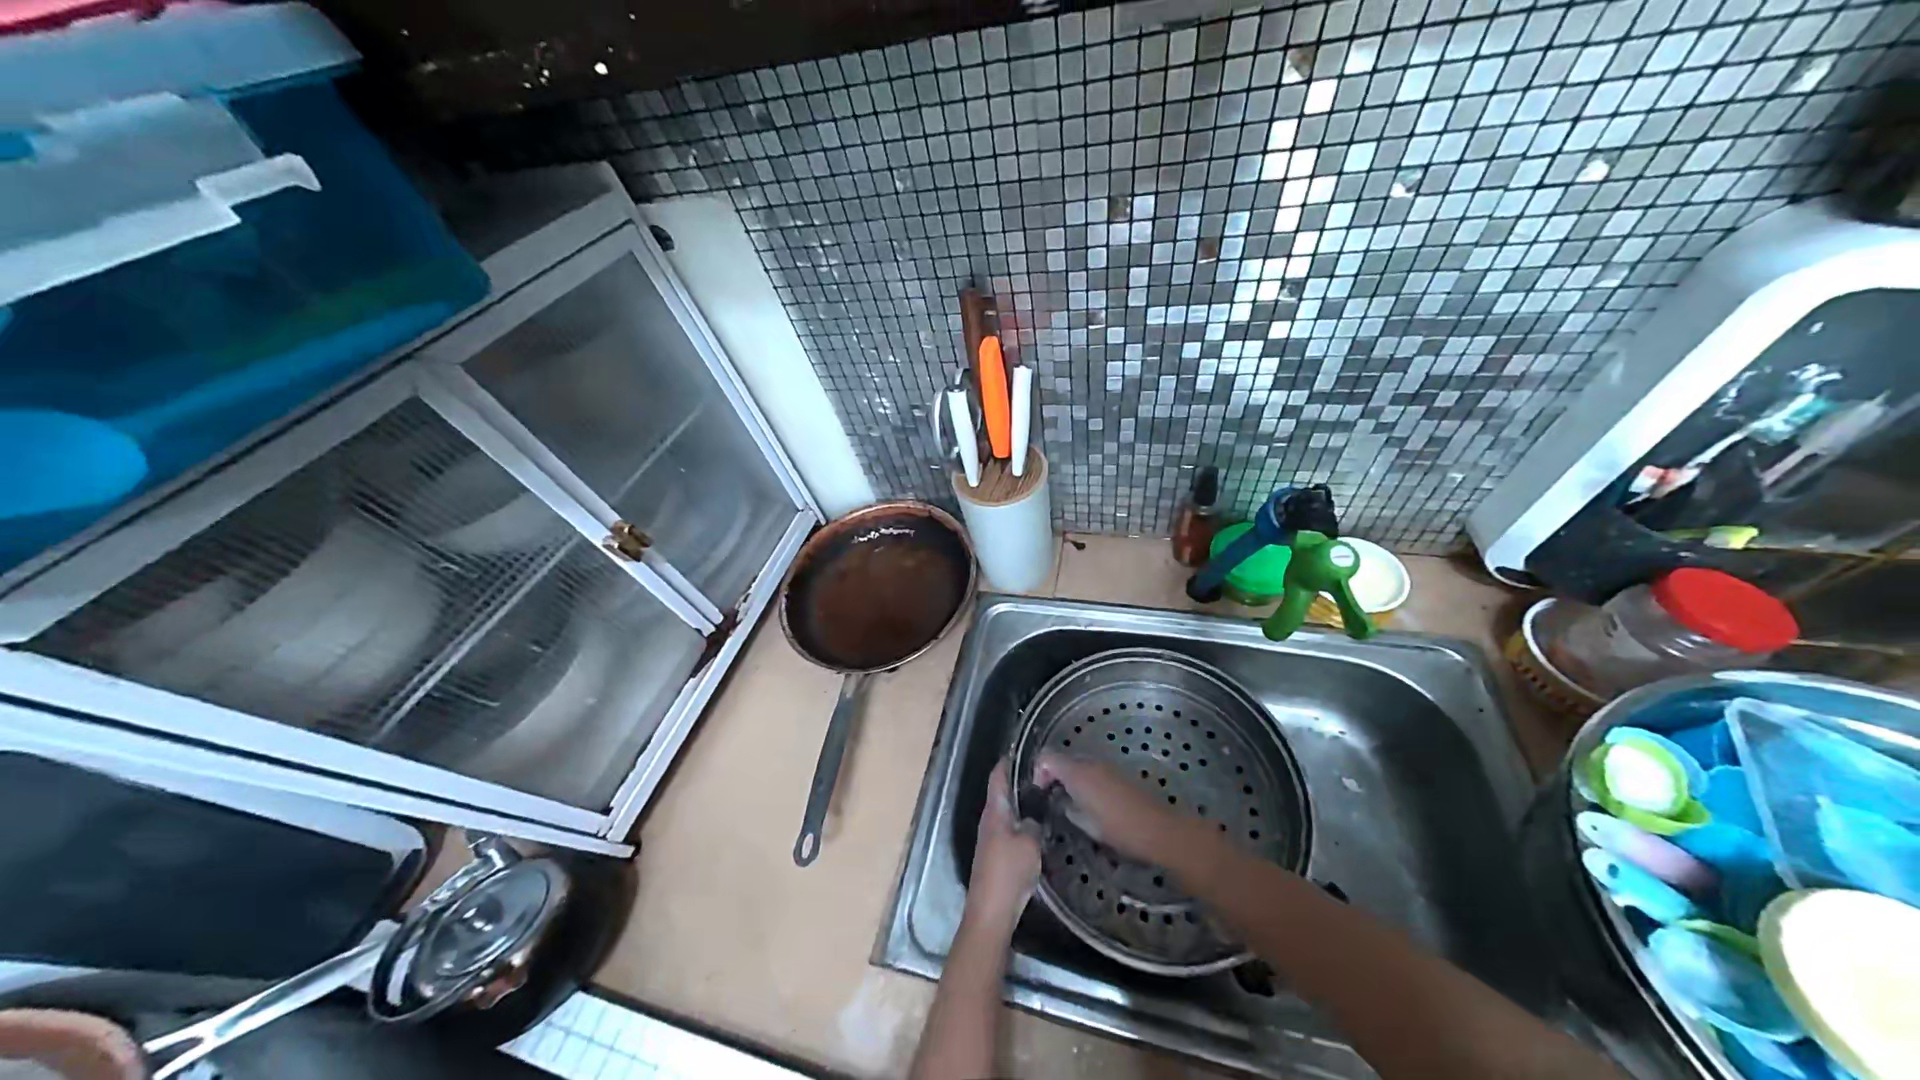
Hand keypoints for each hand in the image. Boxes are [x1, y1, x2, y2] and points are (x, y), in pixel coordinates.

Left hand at [967, 760, 1041, 925]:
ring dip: (1023, 802)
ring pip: (1007, 811)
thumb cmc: (1009, 872)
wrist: (991, 912)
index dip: (1009, 760)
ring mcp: (991, 838)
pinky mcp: (996, 854)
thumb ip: (1034, 822)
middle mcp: (989, 819)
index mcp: (995, 810)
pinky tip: (1039, 826)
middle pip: (1003, 792)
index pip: (999, 775)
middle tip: (1045, 772)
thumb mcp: (1030, 843)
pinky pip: (1010, 828)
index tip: (1025, 749)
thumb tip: (1034, 814)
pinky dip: (1022, 821)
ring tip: (1046, 795)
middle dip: (1020, 780)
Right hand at [1032, 752, 1204, 866]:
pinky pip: (1093, 770)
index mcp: (1077, 772)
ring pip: (1079, 764)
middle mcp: (1090, 763)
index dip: (1038, 771)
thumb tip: (1063, 801)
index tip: (1039, 791)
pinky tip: (1090, 802)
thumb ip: (1068, 807)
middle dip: (1053, 774)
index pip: (1047, 757)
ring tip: (1070, 801)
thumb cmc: (1118, 828)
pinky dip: (1085, 780)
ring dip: (1070, 777)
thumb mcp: (1085, 823)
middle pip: (1062, 758)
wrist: (1157, 829)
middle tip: (1051, 797)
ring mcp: (1106, 766)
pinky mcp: (1118, 773)